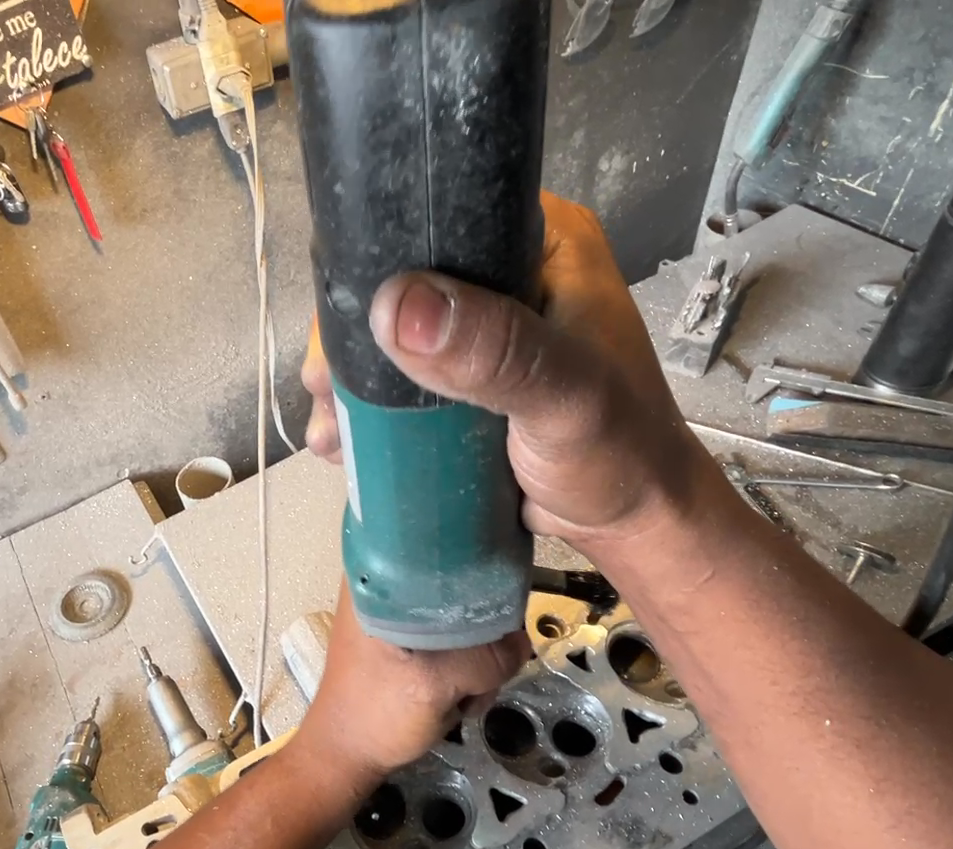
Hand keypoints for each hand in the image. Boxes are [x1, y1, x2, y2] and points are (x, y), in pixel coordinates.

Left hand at [290, 585, 529, 791]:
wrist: (347, 754)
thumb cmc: (374, 713)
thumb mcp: (432, 683)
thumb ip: (484, 658)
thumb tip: (521, 641)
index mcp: (378, 573)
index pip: (446, 547)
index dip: (480, 570)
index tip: (499, 605)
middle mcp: (388, 580)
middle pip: (464, 585)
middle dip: (484, 631)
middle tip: (478, 673)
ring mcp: (402, 610)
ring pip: (467, 617)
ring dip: (478, 658)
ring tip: (462, 693)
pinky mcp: (414, 637)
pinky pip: (459, 639)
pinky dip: (468, 666)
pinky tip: (458, 694)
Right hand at [301, 192, 714, 545]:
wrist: (630, 521)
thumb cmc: (619, 453)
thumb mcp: (565, 397)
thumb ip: (496, 353)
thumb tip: (396, 307)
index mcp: (538, 244)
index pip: (441, 223)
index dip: (376, 262)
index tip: (336, 324)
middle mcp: (502, 278)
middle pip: (399, 287)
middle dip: (349, 342)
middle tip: (322, 390)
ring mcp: (478, 335)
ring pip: (390, 341)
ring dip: (349, 385)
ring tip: (327, 432)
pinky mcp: (461, 382)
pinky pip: (400, 384)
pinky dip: (367, 413)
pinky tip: (340, 444)